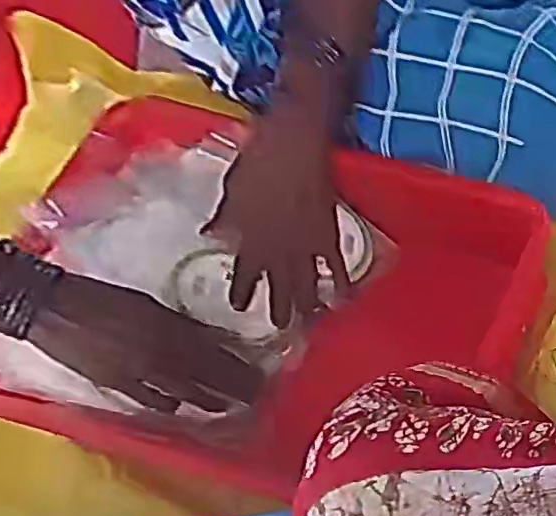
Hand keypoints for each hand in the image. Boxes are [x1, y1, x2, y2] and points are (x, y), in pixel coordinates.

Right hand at [30, 273, 264, 412]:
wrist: (39, 302)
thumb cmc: (98, 297)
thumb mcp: (152, 306)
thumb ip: (187, 326)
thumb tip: (220, 340)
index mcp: (177, 334)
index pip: (227, 360)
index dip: (247, 374)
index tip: (262, 380)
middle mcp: (167, 357)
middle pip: (217, 383)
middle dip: (240, 393)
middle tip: (252, 399)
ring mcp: (143, 374)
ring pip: (193, 398)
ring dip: (214, 404)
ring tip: (226, 407)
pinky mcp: (118, 384)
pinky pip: (157, 403)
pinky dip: (173, 406)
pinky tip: (181, 407)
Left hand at [206, 108, 346, 329]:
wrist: (294, 147)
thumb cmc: (258, 160)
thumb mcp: (231, 186)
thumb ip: (225, 216)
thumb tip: (210, 236)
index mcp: (251, 232)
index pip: (245, 268)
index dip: (243, 288)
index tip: (239, 307)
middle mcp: (278, 244)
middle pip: (279, 283)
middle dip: (280, 306)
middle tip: (281, 328)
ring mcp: (307, 244)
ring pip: (307, 281)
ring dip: (308, 302)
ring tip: (311, 320)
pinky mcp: (330, 238)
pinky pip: (336, 268)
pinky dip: (341, 285)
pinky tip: (345, 300)